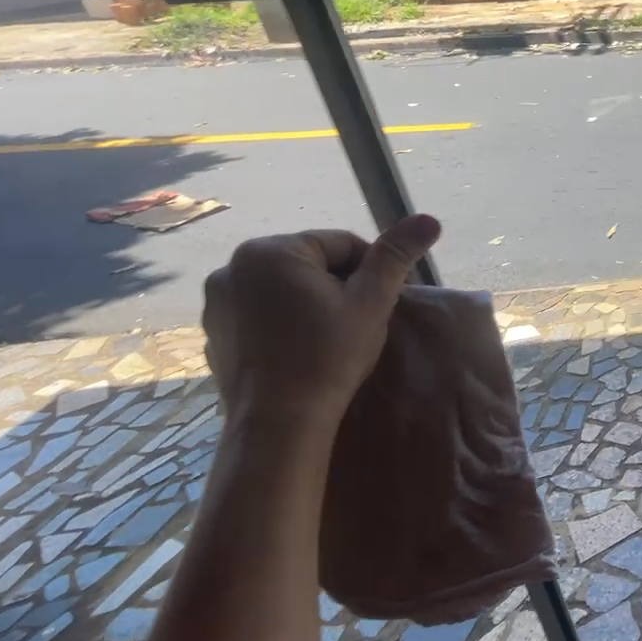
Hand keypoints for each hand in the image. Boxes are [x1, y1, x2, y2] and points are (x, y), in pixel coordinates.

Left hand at [202, 215, 441, 425]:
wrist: (279, 421)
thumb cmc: (329, 356)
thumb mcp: (372, 302)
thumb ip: (396, 256)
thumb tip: (428, 219)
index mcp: (273, 250)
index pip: (342, 244)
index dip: (372, 272)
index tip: (382, 304)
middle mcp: (234, 265)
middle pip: (311, 263)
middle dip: (339, 285)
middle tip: (360, 322)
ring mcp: (217, 298)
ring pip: (285, 287)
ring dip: (311, 302)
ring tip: (331, 337)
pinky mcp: (212, 328)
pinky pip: (260, 311)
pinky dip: (284, 322)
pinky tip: (301, 349)